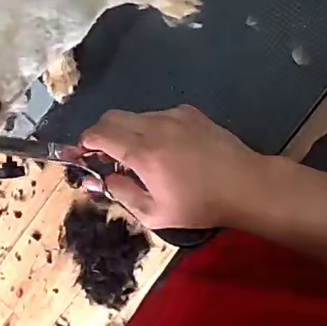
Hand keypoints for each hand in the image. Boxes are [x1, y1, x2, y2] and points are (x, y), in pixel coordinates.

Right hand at [79, 105, 271, 229]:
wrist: (244, 184)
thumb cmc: (199, 204)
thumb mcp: (154, 212)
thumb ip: (120, 193)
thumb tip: (96, 180)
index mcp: (142, 152)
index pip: (99, 133)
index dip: (84, 143)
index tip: (82, 155)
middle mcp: (155, 125)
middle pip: (112, 116)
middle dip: (101, 133)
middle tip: (106, 157)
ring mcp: (174, 115)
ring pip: (136, 115)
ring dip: (127, 132)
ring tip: (141, 158)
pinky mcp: (191, 113)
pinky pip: (159, 115)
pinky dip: (151, 128)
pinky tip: (168, 150)